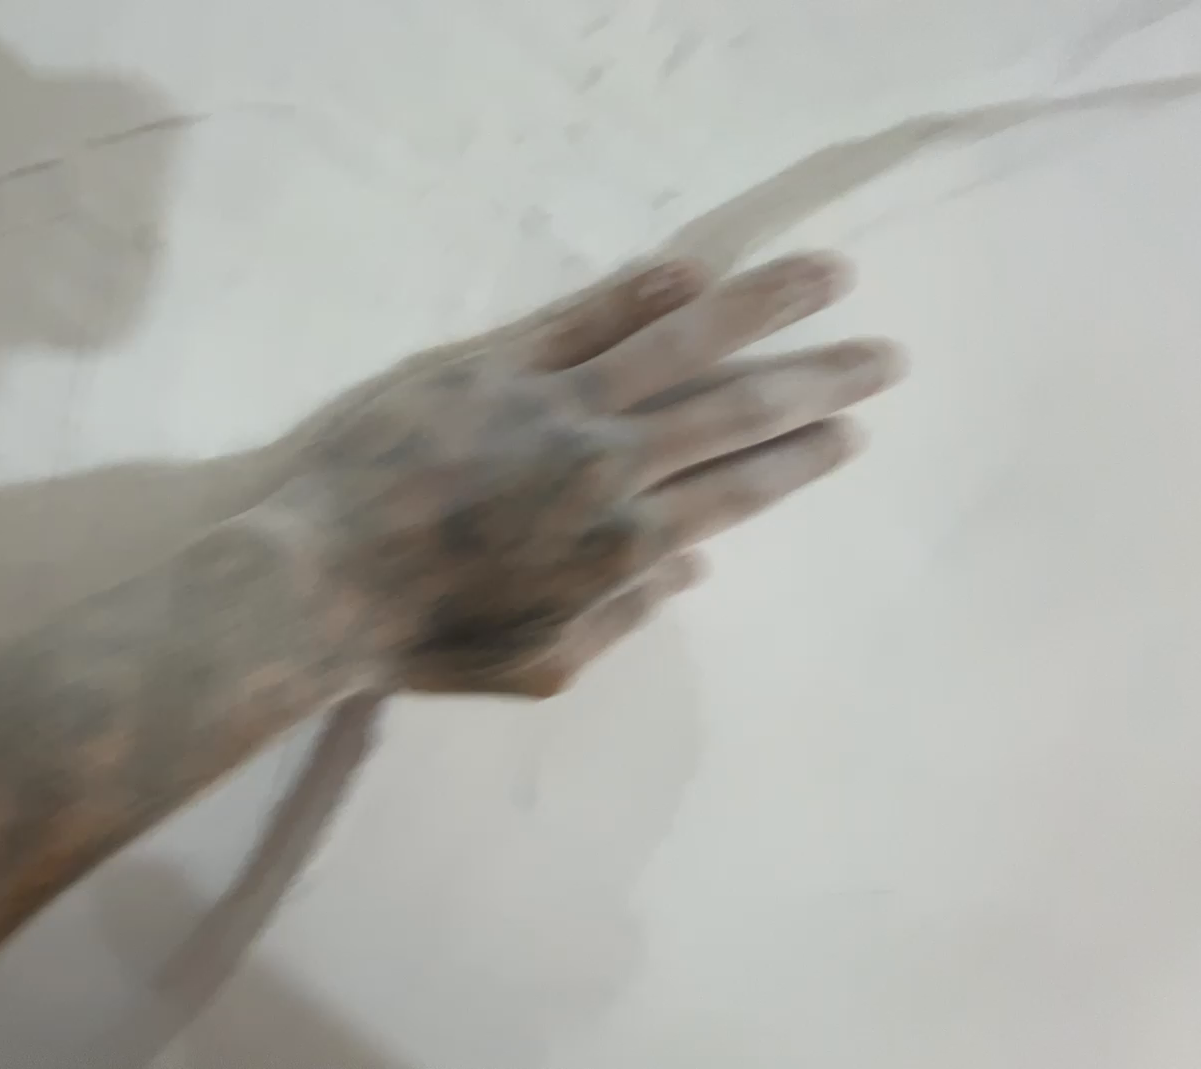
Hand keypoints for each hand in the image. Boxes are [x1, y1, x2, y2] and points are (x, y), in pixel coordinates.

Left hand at [272, 252, 903, 697]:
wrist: (319, 584)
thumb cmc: (422, 638)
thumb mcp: (537, 666)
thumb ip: (625, 616)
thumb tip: (695, 563)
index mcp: (622, 547)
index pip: (740, 489)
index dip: (800, 457)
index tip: (848, 430)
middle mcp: (606, 466)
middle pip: (736, 411)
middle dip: (818, 379)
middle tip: (882, 354)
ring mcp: (548, 405)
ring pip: (678, 344)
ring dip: (761, 307)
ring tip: (825, 275)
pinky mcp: (486, 367)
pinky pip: (580, 317)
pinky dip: (642, 292)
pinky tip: (693, 271)